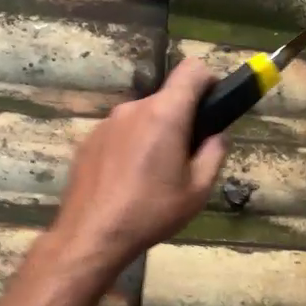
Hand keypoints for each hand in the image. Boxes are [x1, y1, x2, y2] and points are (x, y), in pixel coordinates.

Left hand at [50, 59, 228, 269]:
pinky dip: (131, 147)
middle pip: (167, 99)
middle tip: (185, 159)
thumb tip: (217, 136)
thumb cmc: (151, 212)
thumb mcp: (198, 191)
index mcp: (165, 114)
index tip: (213, 106)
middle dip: (181, 120)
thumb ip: (214, 154)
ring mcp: (107, 123)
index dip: (208, 81)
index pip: (192, 69)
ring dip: (154, 135)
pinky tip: (127, 182)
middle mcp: (134, 109)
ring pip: (143, 118)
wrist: (91, 236)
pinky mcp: (89, 140)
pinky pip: (121, 134)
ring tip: (153, 176)